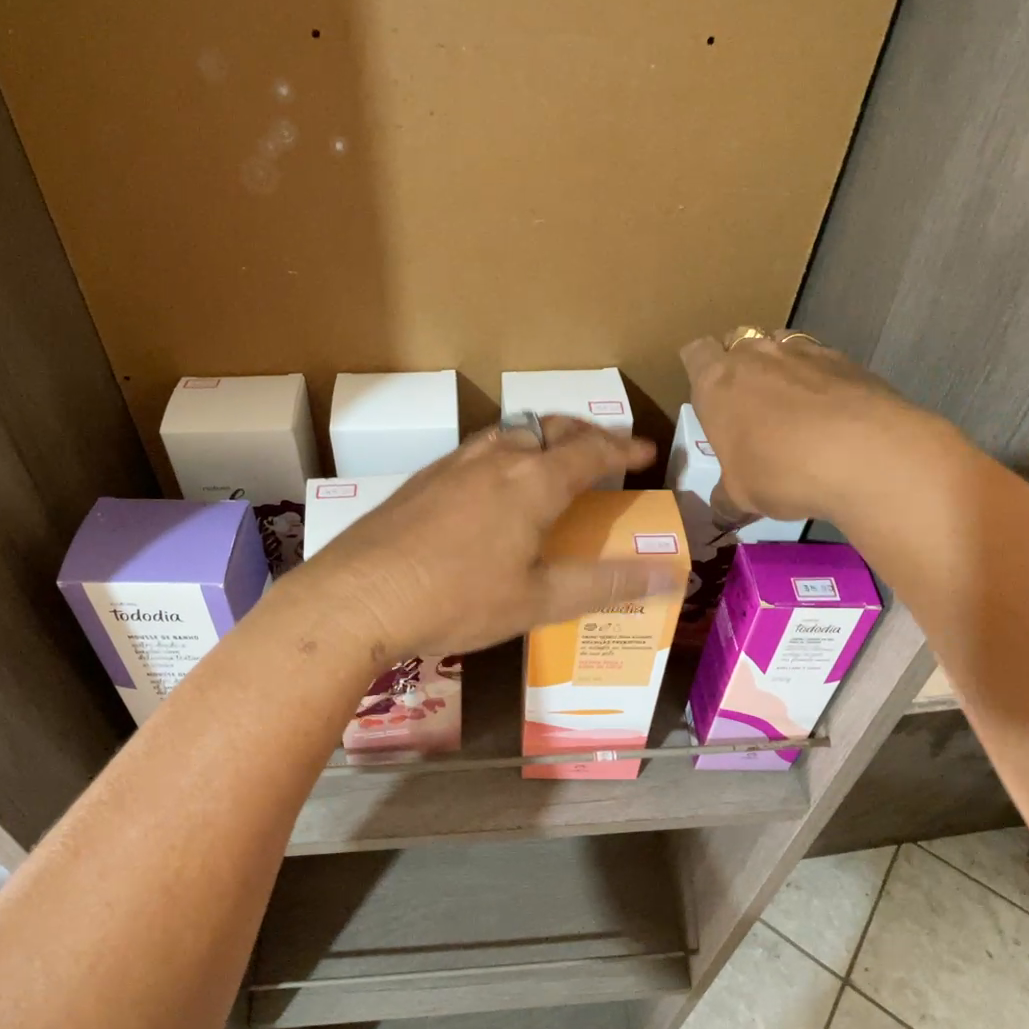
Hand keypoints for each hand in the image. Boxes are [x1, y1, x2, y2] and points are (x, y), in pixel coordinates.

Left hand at [289, 417, 671, 659]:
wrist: (359, 595)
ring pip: (509, 432)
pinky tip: (491, 480)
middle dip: (585, 432)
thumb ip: (604, 584)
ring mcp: (453, 464)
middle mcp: (496, 459)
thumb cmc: (457, 600)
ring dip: (541, 436)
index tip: (647, 450)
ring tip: (552, 454)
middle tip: (605, 446)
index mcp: (533, 482)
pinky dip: (504, 451)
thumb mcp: (537, 600)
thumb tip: (670, 575)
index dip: (624, 447)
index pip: (591, 451)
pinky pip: (477, 449)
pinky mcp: (421, 479)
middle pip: (550, 428)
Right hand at [681, 329, 950, 522]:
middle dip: (740, 362)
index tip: (708, 391)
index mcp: (716, 382)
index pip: (695, 353)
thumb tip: (720, 510)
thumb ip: (726, 497)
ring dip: (780, 365)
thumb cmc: (779, 471)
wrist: (863, 455)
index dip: (699, 367)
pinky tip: (831, 412)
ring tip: (791, 403)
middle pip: (737, 340)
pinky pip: (821, 361)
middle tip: (748, 400)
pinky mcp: (845, 360)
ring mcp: (802, 352)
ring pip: (780, 343)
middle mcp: (754, 356)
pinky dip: (820, 379)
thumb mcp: (742, 495)